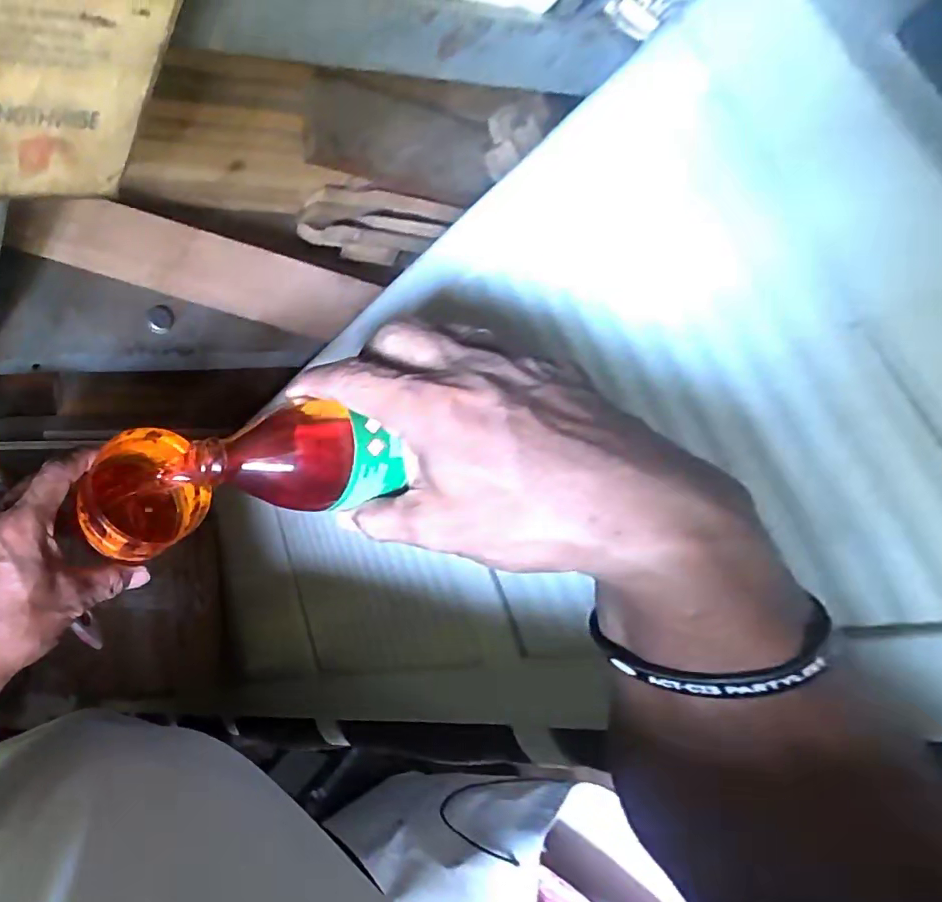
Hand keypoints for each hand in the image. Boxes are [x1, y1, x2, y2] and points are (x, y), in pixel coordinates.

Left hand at [0, 452, 148, 714]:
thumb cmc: (22, 621)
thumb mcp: (70, 599)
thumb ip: (107, 580)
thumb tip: (143, 573)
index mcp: (20, 522)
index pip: (53, 475)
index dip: (78, 461)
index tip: (100, 455)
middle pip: (31, 486)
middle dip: (61, 483)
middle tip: (91, 486)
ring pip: (14, 503)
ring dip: (42, 504)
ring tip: (71, 512)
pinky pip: (1, 521)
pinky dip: (24, 521)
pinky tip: (43, 538)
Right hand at [286, 321, 806, 667]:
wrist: (644, 511)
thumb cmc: (528, 520)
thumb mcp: (440, 531)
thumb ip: (385, 519)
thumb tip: (355, 517)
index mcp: (430, 406)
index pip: (355, 378)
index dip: (316, 381)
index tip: (297, 391)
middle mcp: (467, 370)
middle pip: (398, 334)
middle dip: (365, 356)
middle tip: (362, 392)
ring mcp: (516, 364)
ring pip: (446, 331)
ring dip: (415, 350)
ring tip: (413, 387)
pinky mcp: (555, 372)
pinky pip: (492, 345)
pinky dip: (462, 357)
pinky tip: (473, 395)